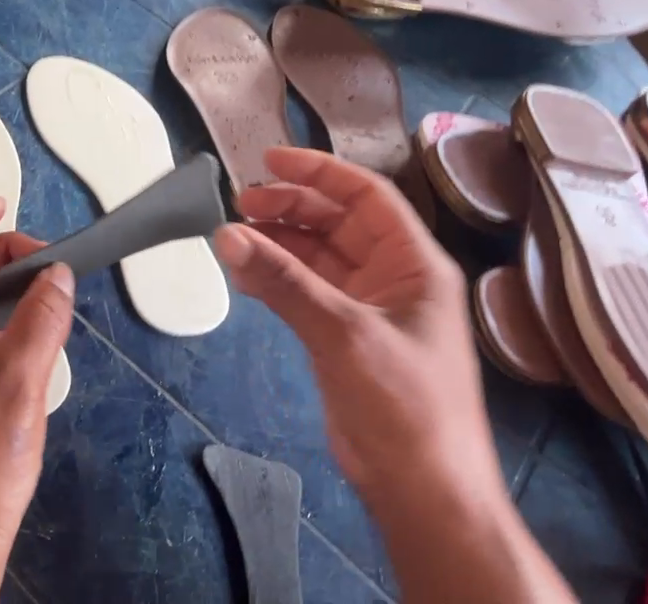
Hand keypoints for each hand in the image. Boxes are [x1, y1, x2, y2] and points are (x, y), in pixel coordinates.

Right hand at [212, 147, 493, 507]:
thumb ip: (283, 281)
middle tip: (238, 204)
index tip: (268, 160)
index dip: (319, 172)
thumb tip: (225, 234)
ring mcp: (366, 305)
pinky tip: (243, 274)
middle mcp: (392, 276)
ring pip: (315, 254)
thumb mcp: (343, 333)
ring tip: (232, 237)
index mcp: (414, 264)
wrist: (421, 488)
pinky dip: (273, 276)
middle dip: (288, 207)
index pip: (367, 196)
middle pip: (336, 221)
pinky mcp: (342, 333)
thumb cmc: (403, 404)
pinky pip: (303, 288)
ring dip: (276, 242)